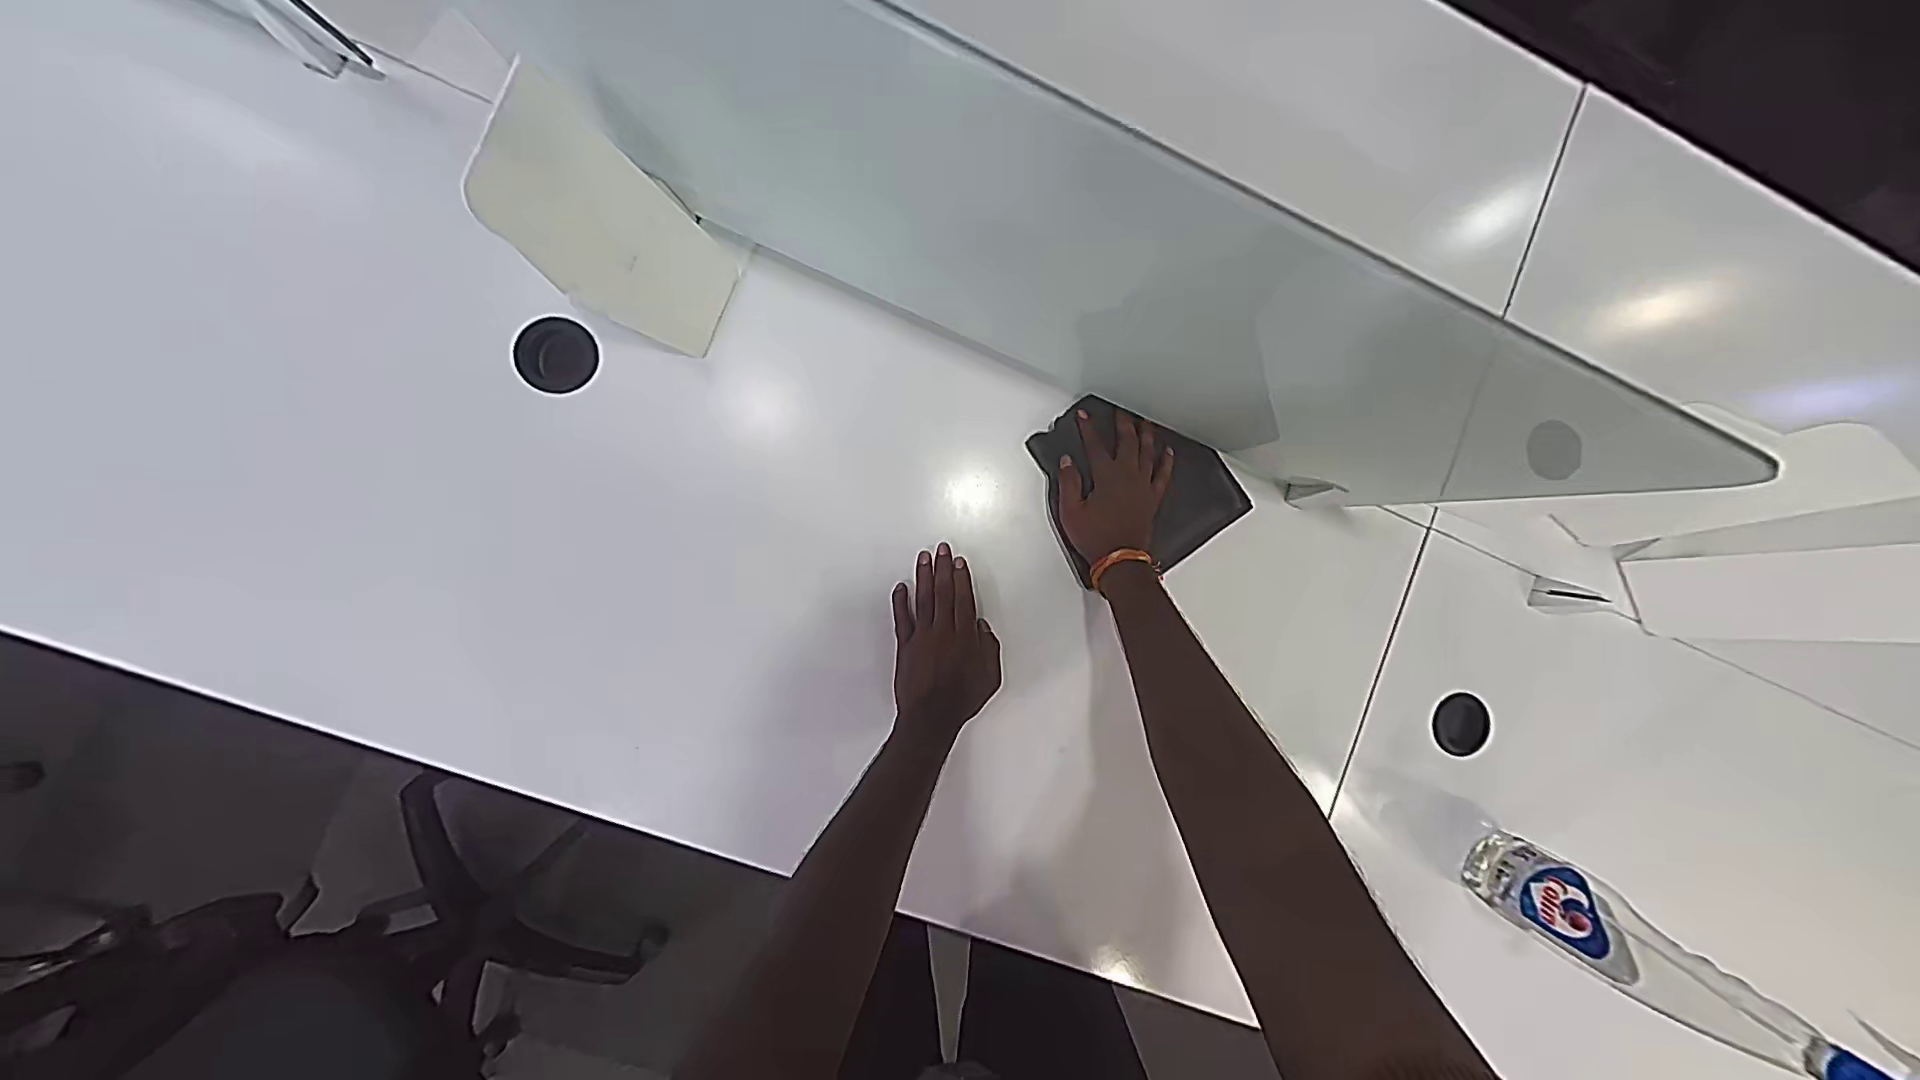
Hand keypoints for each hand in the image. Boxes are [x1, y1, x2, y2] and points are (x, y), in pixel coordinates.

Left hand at [891, 543, 1002, 745]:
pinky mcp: (906, 645)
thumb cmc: (960, 699)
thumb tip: (983, 629)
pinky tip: (901, 588)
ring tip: (923, 558)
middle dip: (943, 567)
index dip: (962, 577)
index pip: (964, 598)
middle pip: (944, 591)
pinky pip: (902, 618)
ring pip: (924, 598)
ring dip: (924, 575)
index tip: (958, 562)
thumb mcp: (989, 676)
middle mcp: (943, 630)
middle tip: (942, 549)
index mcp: (965, 635)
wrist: (931, 716)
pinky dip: (901, 601)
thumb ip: (988, 648)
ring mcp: (922, 636)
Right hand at [1057, 409, 1172, 563]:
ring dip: (1145, 434)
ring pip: (1147, 451)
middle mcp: (1127, 476)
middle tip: (1119, 412)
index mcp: (1106, 477)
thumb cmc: (1097, 538)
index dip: (1088, 428)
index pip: (1095, 445)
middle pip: (1126, 441)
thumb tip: (1067, 463)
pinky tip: (1167, 450)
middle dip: (1122, 423)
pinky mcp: (1152, 498)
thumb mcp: (1071, 511)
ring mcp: (1143, 486)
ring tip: (1143, 422)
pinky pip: (1163, 473)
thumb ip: (1069, 483)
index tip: (1084, 417)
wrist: (1120, 559)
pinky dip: (1166, 459)